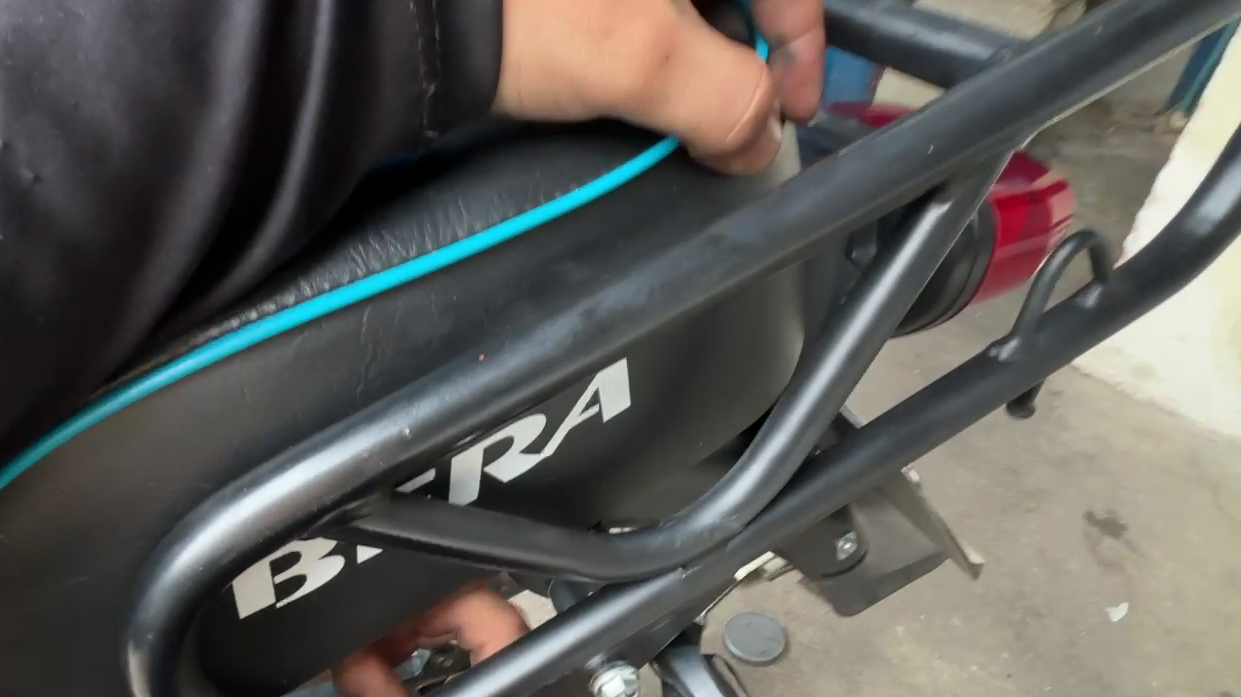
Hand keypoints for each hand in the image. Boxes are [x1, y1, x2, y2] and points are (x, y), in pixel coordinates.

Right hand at [332, 588, 562, 696]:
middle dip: (430, 613)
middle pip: (486, 613)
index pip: (491, 619)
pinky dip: (448, 638)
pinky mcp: (516, 686)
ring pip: (483, 622)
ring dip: (436, 624)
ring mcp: (530, 684)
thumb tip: (346, 654)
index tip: (400, 619)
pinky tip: (416, 649)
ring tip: (395, 640)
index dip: (441, 606)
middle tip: (387, 631)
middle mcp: (536, 685)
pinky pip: (484, 641)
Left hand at [495, 0, 825, 173]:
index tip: (792, 116)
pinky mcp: (597, 5)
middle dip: (748, 66)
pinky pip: (655, 21)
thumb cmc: (542, 18)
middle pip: (740, 1)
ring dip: (704, 67)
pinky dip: (663, 59)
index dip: (803, 52)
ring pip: (697, 12)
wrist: (437, 15)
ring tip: (691, 121)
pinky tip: (650, 95)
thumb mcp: (647, 60)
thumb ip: (725, 99)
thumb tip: (762, 138)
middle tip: (736, 128)